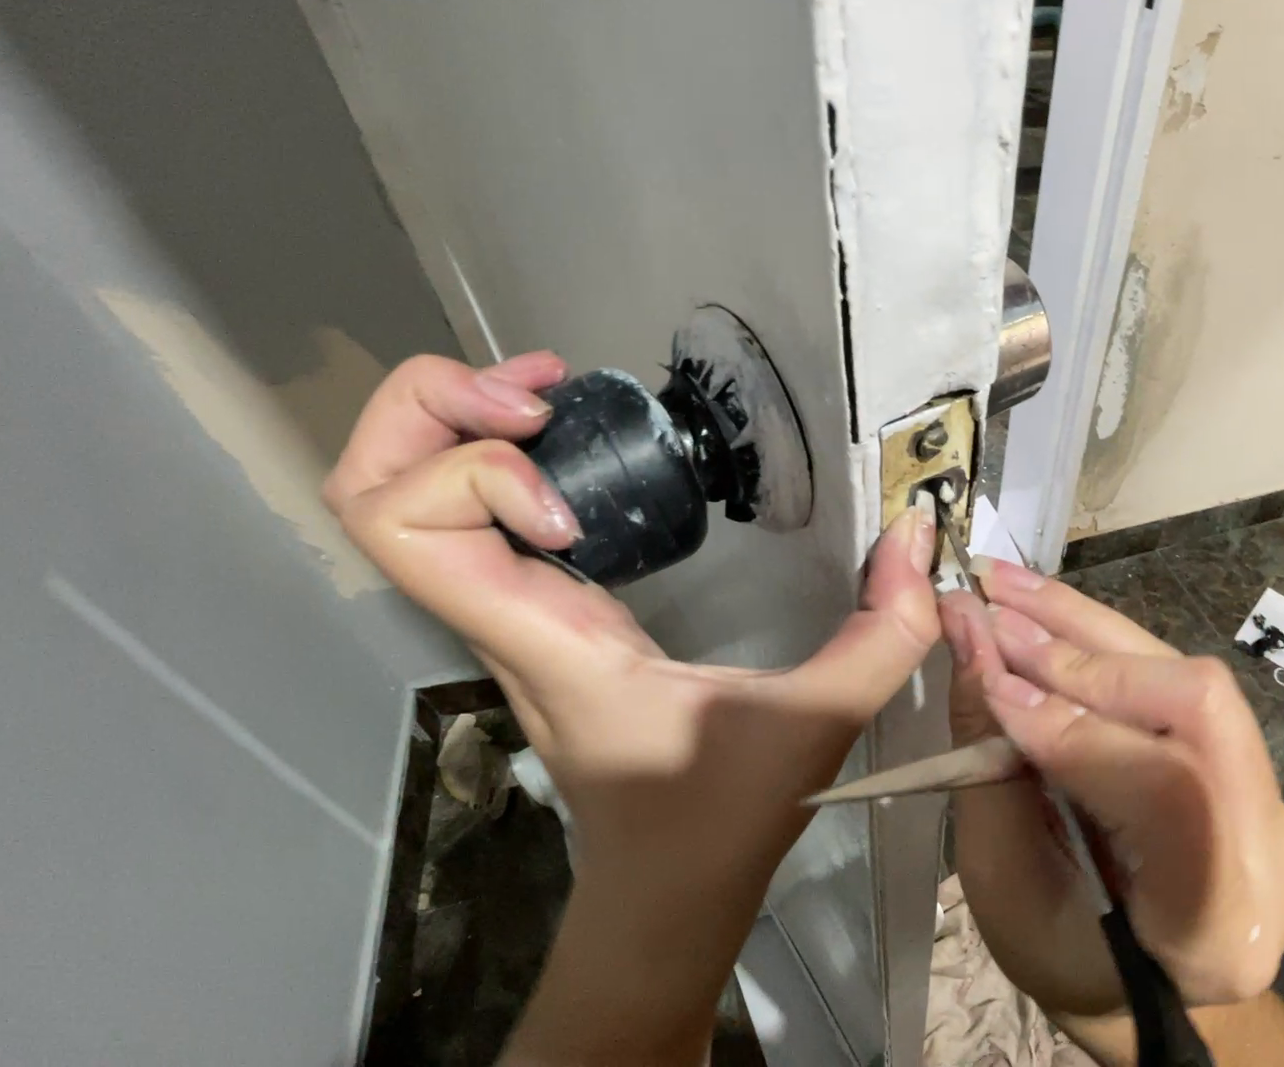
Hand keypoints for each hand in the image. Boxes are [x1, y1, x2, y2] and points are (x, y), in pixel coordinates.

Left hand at [323, 352, 938, 1061]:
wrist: (664, 889)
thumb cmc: (717, 817)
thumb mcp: (815, 725)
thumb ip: (882, 633)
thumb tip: (918, 534)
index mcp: (540, 636)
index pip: (405, 527)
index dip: (472, 473)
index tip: (576, 498)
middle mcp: (499, 616)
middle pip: (365, 486)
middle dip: (427, 410)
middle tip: (534, 393)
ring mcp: (507, 612)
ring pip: (393, 494)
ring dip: (448, 422)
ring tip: (545, 397)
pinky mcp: (534, 611)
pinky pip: (463, 513)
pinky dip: (489, 457)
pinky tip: (566, 444)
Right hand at [941, 558, 1283, 1028]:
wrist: (1138, 981)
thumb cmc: (1059, 950)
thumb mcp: (1002, 874)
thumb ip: (988, 758)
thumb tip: (968, 635)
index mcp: (1218, 925)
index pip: (1167, 791)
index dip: (1074, 725)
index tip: (992, 679)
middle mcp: (1272, 852)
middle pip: (1196, 706)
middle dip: (1083, 651)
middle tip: (994, 605)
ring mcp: (1273, 798)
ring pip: (1186, 677)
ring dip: (1086, 626)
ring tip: (1007, 588)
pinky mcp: (1251, 758)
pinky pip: (1177, 684)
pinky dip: (1102, 644)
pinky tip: (1045, 615)